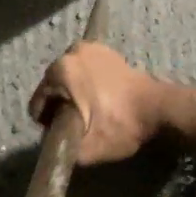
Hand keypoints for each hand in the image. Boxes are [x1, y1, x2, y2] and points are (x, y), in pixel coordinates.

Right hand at [27, 41, 167, 164]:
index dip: (47, 123)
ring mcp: (89, 47)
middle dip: (59, 106)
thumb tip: (51, 144)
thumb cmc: (120, 126)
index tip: (65, 133)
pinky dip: (86, 83)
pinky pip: (83, 69)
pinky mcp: (105, 49)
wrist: (157, 108)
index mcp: (60, 70)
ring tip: (91, 113)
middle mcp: (71, 51)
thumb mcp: (86, 149)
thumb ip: (59, 149)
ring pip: (67, 77)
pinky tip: (100, 99)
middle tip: (79, 124)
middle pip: (51, 86)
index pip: (38, 102)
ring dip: (72, 94)